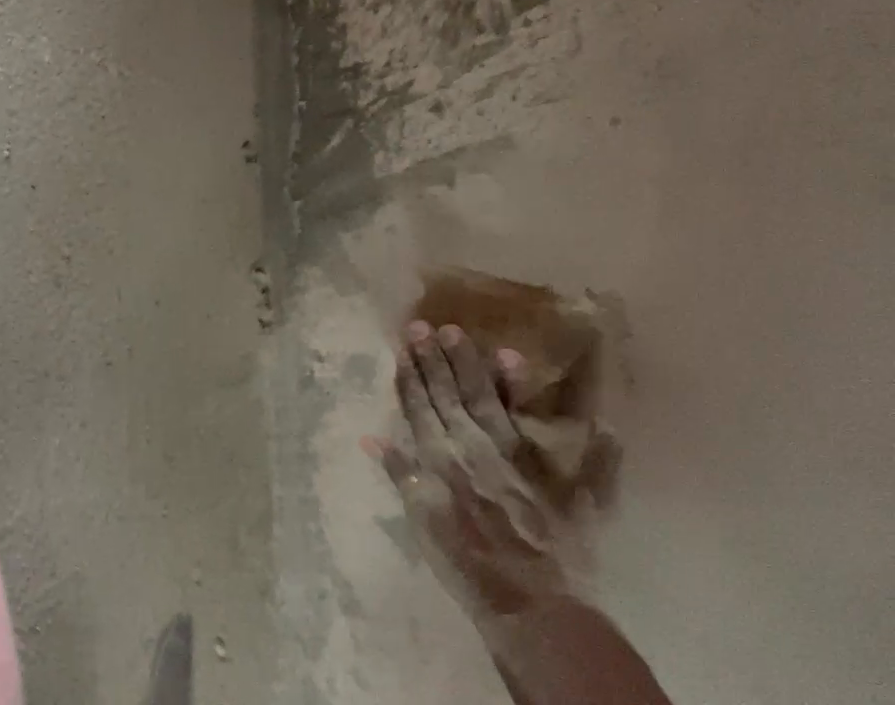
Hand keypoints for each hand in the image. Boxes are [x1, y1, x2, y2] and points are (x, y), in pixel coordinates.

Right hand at [368, 322, 569, 628]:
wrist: (532, 601)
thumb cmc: (465, 564)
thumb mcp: (420, 521)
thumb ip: (401, 475)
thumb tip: (371, 437)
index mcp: (441, 458)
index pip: (421, 406)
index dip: (412, 373)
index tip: (406, 342)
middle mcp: (475, 448)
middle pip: (452, 396)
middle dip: (438, 360)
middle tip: (427, 326)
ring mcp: (517, 458)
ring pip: (490, 402)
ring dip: (475, 369)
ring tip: (464, 337)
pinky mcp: (557, 474)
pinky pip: (550, 428)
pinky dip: (549, 408)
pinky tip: (540, 377)